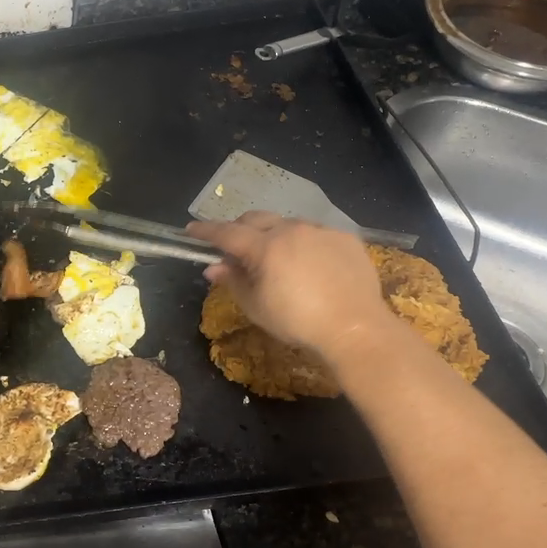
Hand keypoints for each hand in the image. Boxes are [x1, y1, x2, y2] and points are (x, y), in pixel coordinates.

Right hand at [187, 212, 394, 359]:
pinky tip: (310, 265)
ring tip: (277, 259)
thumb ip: (233, 281)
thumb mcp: (256, 306)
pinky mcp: (345, 238)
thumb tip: (213, 268)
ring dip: (273, 235)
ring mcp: (321, 231)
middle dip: (239, 229)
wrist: (355, 328)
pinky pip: (316, 233)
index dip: (205, 231)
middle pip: (256, 219)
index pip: (226, 233)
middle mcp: (292, 230)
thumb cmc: (298, 321)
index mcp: (265, 247)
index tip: (190, 230)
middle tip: (235, 249)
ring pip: (287, 224)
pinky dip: (303, 243)